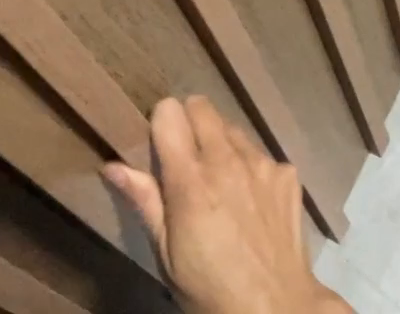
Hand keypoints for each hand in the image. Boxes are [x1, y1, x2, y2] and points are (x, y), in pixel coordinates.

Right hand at [102, 97, 351, 313]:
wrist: (275, 307)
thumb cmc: (209, 287)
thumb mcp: (166, 253)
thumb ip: (144, 201)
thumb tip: (112, 166)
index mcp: (191, 179)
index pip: (170, 112)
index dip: (161, 122)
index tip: (159, 142)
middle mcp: (228, 159)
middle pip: (202, 106)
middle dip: (189, 122)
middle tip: (185, 156)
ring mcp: (262, 162)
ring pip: (232, 127)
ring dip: (220, 143)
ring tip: (219, 182)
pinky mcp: (287, 171)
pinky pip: (260, 152)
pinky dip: (250, 165)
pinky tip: (249, 199)